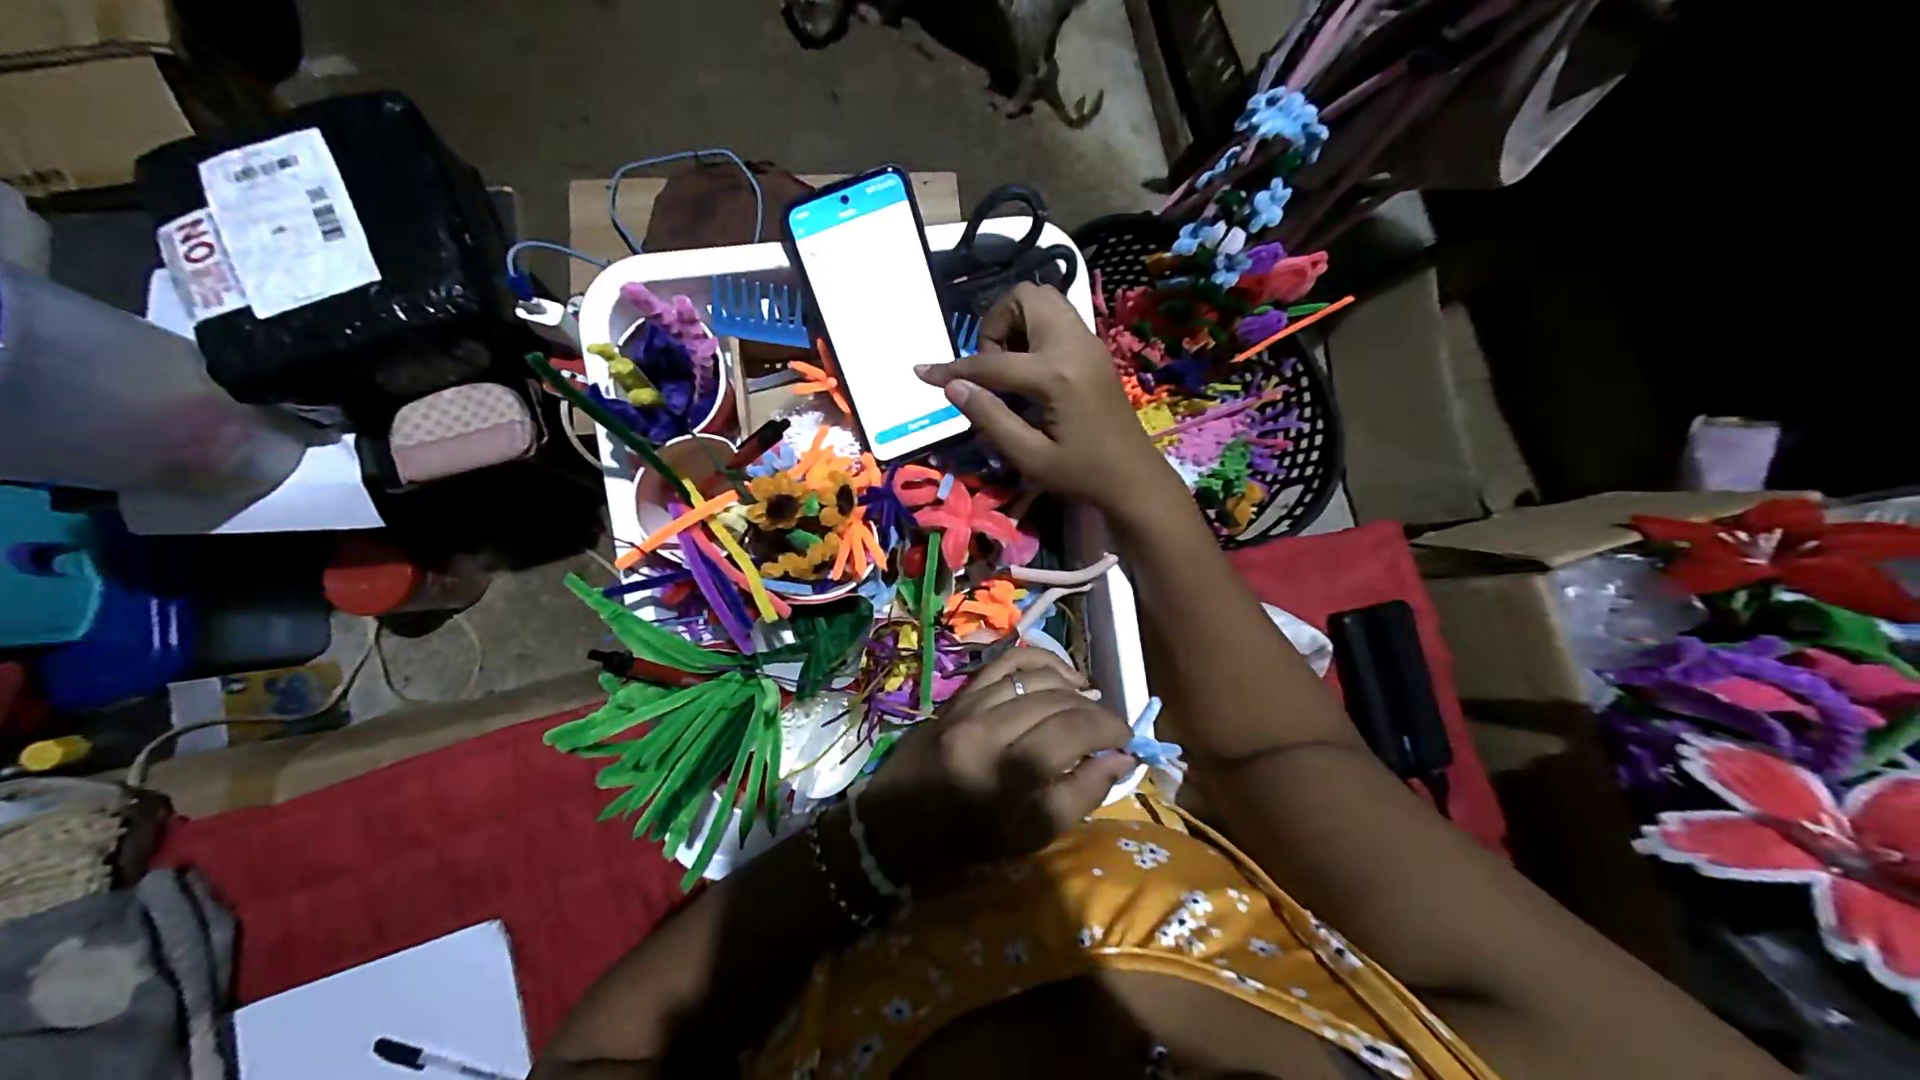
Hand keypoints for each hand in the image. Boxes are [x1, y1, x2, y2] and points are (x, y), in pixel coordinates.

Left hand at [857, 649, 1136, 888]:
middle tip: (1110, 727)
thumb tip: (1121, 759)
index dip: (1109, 729)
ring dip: (1071, 686)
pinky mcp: (957, 696)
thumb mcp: (1028, 839)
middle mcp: (985, 731)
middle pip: (1057, 702)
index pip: (1072, 733)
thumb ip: (1079, 796)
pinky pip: (1004, 663)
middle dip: (1095, 710)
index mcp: (1004, 777)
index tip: (1126, 739)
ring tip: (1088, 702)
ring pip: (1034, 677)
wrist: (892, 826)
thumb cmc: (964, 843)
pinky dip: (1039, 661)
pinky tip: (1060, 674)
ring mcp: (967, 707)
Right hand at [915, 283, 1177, 513]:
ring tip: (1008, 365)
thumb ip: (989, 417)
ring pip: (1043, 299)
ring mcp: (1088, 342)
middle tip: (990, 365)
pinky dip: (1034, 329)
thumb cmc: (1083, 474)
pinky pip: (1057, 316)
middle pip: (1024, 297)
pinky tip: (1029, 368)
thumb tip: (953, 387)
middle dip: (995, 324)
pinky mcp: (1094, 348)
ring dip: (1015, 321)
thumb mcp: (1030, 457)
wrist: (1134, 477)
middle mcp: (1074, 345)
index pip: (991, 362)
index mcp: (1056, 375)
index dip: (952, 369)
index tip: (923, 372)